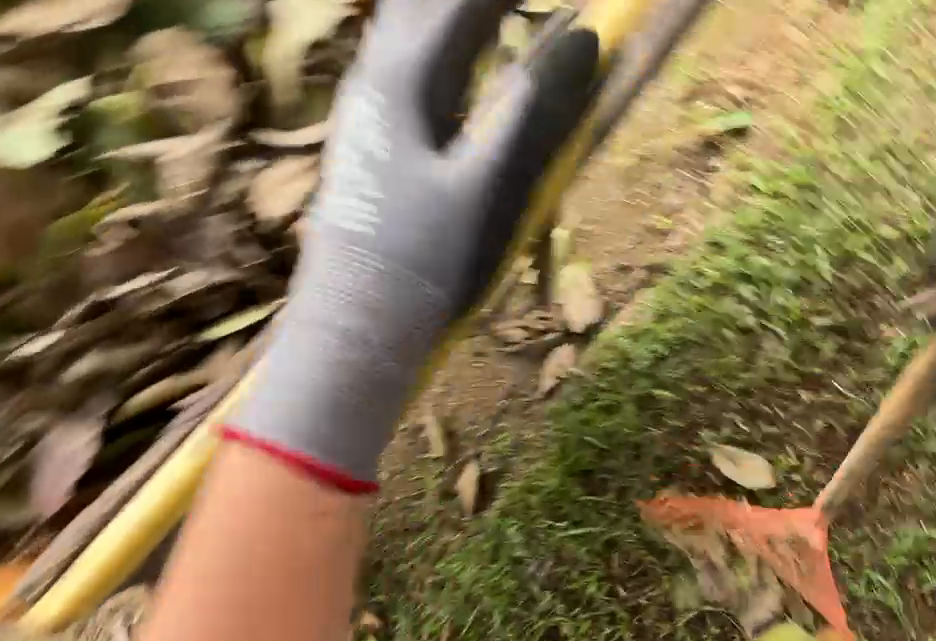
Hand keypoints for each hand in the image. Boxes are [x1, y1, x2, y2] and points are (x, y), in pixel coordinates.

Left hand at [227, 0, 598, 491]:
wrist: (356, 315)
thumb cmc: (421, 258)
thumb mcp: (481, 184)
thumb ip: (526, 110)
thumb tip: (580, 40)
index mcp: (404, 78)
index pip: (465, 5)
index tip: (573, 1)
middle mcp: (375, 74)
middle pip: (423, 6)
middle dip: (476, 5)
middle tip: (513, 6)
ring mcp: (364, 101)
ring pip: (404, 26)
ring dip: (448, 16)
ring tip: (488, 18)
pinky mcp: (366, 130)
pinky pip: (399, 57)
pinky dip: (429, 39)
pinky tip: (444, 52)